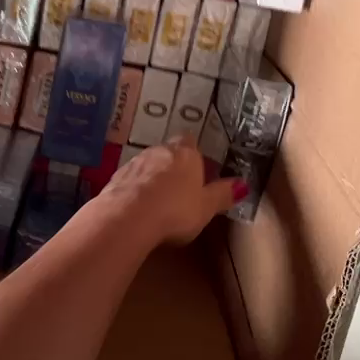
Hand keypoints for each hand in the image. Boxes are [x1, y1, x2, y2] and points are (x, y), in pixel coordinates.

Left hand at [97, 134, 243, 247]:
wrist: (128, 217)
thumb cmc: (175, 210)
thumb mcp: (206, 207)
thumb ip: (223, 194)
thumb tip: (243, 184)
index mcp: (186, 154)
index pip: (191, 142)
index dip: (195, 156)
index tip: (199, 172)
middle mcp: (159, 151)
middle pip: (169, 152)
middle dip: (174, 167)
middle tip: (182, 190)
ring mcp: (135, 162)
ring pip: (148, 165)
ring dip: (154, 178)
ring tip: (160, 202)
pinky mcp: (116, 178)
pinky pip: (131, 180)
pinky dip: (137, 190)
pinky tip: (139, 208)